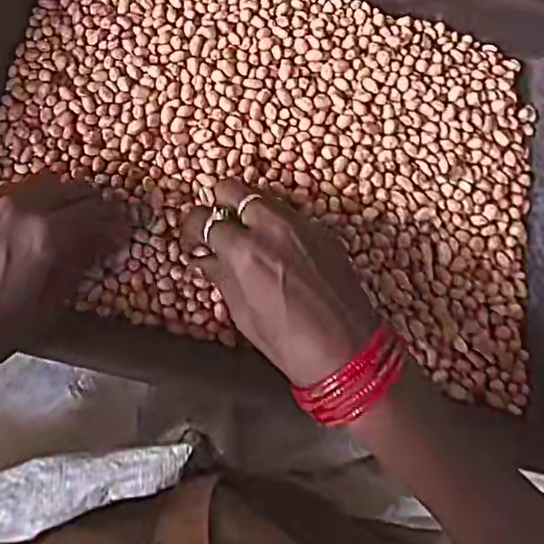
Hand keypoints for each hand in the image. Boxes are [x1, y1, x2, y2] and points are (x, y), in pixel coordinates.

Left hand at [0, 173, 126, 376]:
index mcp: (45, 234)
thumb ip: (76, 266)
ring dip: (57, 197)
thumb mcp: (48, 304)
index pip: (94, 211)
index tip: (121, 227)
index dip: (113, 219)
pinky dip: (24, 204)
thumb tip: (98, 246)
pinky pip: (6, 195)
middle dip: (88, 202)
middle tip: (97, 219)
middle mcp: (20, 208)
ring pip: (37, 184)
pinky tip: (21, 225)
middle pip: (69, 188)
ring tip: (61, 218)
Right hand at [181, 179, 380, 386]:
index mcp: (245, 251)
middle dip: (218, 205)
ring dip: (248, 212)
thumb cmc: (291, 343)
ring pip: (262, 198)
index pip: (204, 219)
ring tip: (246, 238)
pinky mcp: (322, 232)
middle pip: (232, 189)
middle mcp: (272, 228)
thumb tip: (205, 258)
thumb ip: (221, 275)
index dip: (192, 229)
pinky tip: (276, 250)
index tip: (194, 239)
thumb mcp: (243, 312)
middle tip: (218, 229)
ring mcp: (301, 226)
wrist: (350, 354)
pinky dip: (275, 224)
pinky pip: (289, 214)